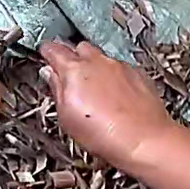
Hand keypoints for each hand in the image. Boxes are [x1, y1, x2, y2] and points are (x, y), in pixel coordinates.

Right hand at [39, 39, 177, 166]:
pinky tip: (114, 95)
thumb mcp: (66, 116)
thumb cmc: (106, 134)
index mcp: (75, 70)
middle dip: (73, 57)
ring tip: (93, 91)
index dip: (48, 51)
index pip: (54, 49)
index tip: (46, 53)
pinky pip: (121, 68)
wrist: (144, 140)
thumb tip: (51, 75)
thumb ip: (56, 89)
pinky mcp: (138, 74)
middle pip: (80, 48)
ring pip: (102, 57)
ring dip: (95, 68)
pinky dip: (114, 77)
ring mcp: (121, 67)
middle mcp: (99, 62)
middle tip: (69, 75)